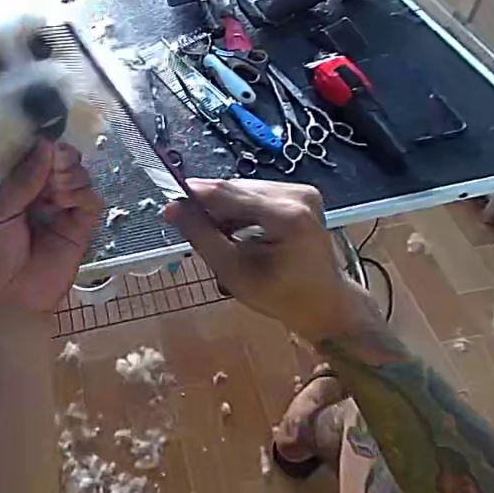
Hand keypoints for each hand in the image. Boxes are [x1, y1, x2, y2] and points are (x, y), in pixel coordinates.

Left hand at [0, 140, 101, 313]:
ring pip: (81, 176)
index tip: (45, 146)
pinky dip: (83, 195)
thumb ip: (23, 179)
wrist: (9, 299)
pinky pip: (93, 200)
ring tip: (55, 195)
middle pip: (64, 160)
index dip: (44, 148)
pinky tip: (66, 204)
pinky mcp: (83, 226)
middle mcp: (43, 193)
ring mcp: (64, 209)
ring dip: (71, 178)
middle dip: (62, 160)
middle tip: (53, 171)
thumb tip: (46, 144)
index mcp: (18, 187)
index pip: (37, 156)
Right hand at [161, 178, 375, 339]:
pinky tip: (240, 233)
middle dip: (212, 208)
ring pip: (246, 190)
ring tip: (222, 239)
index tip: (169, 203)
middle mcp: (298, 194)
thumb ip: (202, 236)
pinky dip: (243, 211)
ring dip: (226, 210)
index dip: (195, 195)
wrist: (323, 303)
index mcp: (287, 215)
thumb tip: (173, 207)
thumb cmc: (280, 296)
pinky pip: (259, 194)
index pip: (230, 193)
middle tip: (192, 230)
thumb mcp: (234, 272)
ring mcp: (303, 191)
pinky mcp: (302, 194)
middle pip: (237, 189)